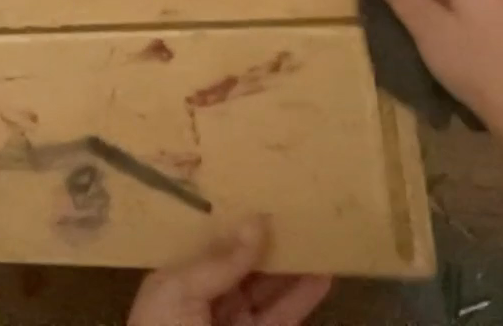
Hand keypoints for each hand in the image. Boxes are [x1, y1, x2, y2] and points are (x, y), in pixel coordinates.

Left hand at [127, 216, 331, 325]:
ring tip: (319, 233)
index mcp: (180, 282)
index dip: (236, 221)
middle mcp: (209, 302)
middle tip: (300, 207)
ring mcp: (236, 325)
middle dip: (270, 240)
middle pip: (246, 264)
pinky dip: (305, 297)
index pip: (212, 244)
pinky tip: (324, 274)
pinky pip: (285, 316)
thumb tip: (258, 219)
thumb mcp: (177, 293)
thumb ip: (219, 261)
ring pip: (270, 289)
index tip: (262, 190)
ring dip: (294, 265)